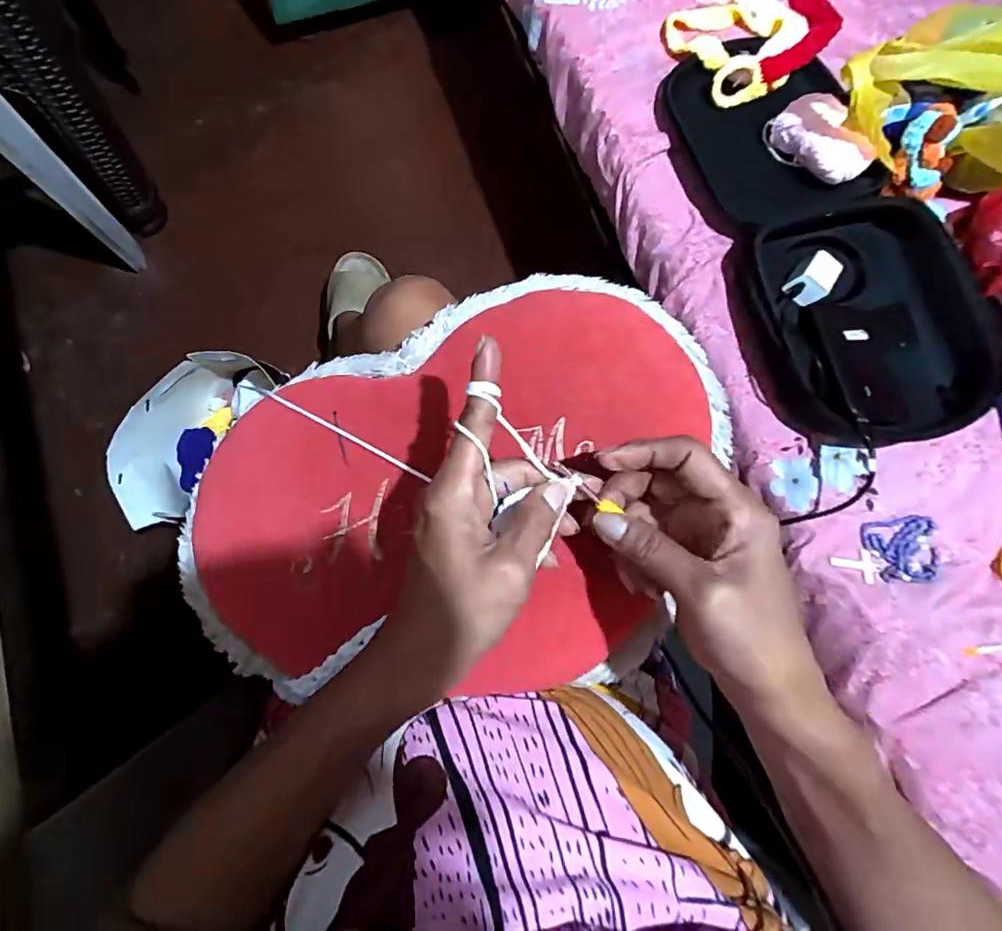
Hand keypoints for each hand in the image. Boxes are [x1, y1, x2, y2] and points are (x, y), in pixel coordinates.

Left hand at [373, 337, 578, 703]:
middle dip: (539, 485)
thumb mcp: (514, 567)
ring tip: (561, 547)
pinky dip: (518, 530)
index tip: (485, 345)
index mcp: (455, 494)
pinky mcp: (453, 533)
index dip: (483, 386)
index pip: (472, 427)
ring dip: (532, 514)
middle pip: (502, 469)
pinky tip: (542, 558)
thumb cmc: (465, 613)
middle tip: (579, 514)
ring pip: (502, 494)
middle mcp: (448, 495)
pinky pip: (493, 516)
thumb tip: (559, 486)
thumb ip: (538, 519)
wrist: (421, 656)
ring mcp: (449, 515)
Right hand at [587, 437, 830, 721]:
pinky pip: (644, 538)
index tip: (602, 462)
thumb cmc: (749, 636)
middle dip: (624, 495)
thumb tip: (600, 518)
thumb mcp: (700, 589)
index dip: (643, 450)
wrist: (768, 690)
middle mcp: (715, 511)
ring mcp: (697, 533)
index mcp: (735, 507)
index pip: (685, 455)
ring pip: (645, 509)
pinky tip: (643, 588)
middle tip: (599, 522)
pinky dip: (632, 555)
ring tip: (630, 573)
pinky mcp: (683, 556)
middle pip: (657, 479)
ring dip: (626, 532)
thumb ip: (650, 548)